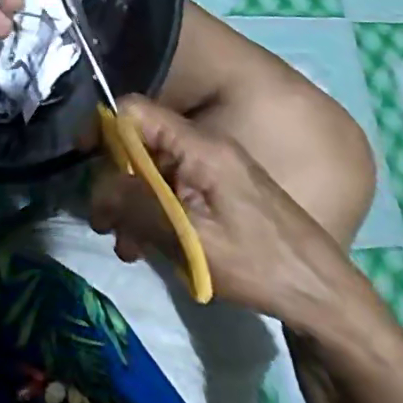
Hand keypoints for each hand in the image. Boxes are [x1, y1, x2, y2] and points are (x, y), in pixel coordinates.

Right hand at [88, 96, 357, 330]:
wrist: (319, 291)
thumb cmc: (258, 261)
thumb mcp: (192, 240)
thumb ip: (140, 208)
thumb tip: (95, 187)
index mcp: (199, 146)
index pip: (137, 111)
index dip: (104, 127)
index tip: (83, 159)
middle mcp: (202, 146)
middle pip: (140, 142)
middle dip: (115, 179)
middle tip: (104, 223)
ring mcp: (210, 167)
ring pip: (152, 170)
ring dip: (132, 202)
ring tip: (126, 245)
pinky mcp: (215, 189)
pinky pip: (171, 188)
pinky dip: (152, 212)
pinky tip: (147, 246)